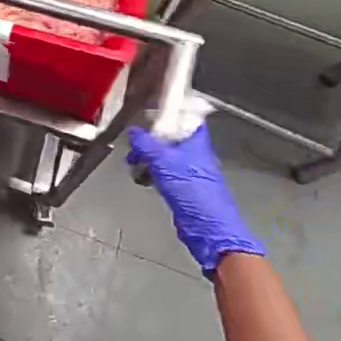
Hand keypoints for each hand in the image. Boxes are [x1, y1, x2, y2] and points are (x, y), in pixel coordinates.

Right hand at [126, 124, 265, 272]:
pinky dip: (152, 170)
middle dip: (151, 138)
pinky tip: (143, 175)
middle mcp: (195, 154)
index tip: (148, 111)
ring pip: (166, 155)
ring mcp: (190, 171)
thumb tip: (133, 131)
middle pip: (172, 136)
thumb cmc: (192, 192)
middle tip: (134, 142)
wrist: (208, 229)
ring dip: (149, 155)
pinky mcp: (183, 187)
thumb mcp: (164, 163)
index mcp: (197, 142)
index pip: (185, 117)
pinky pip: (164, 171)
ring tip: (134, 160)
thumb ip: (147, 145)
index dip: (168, 111)